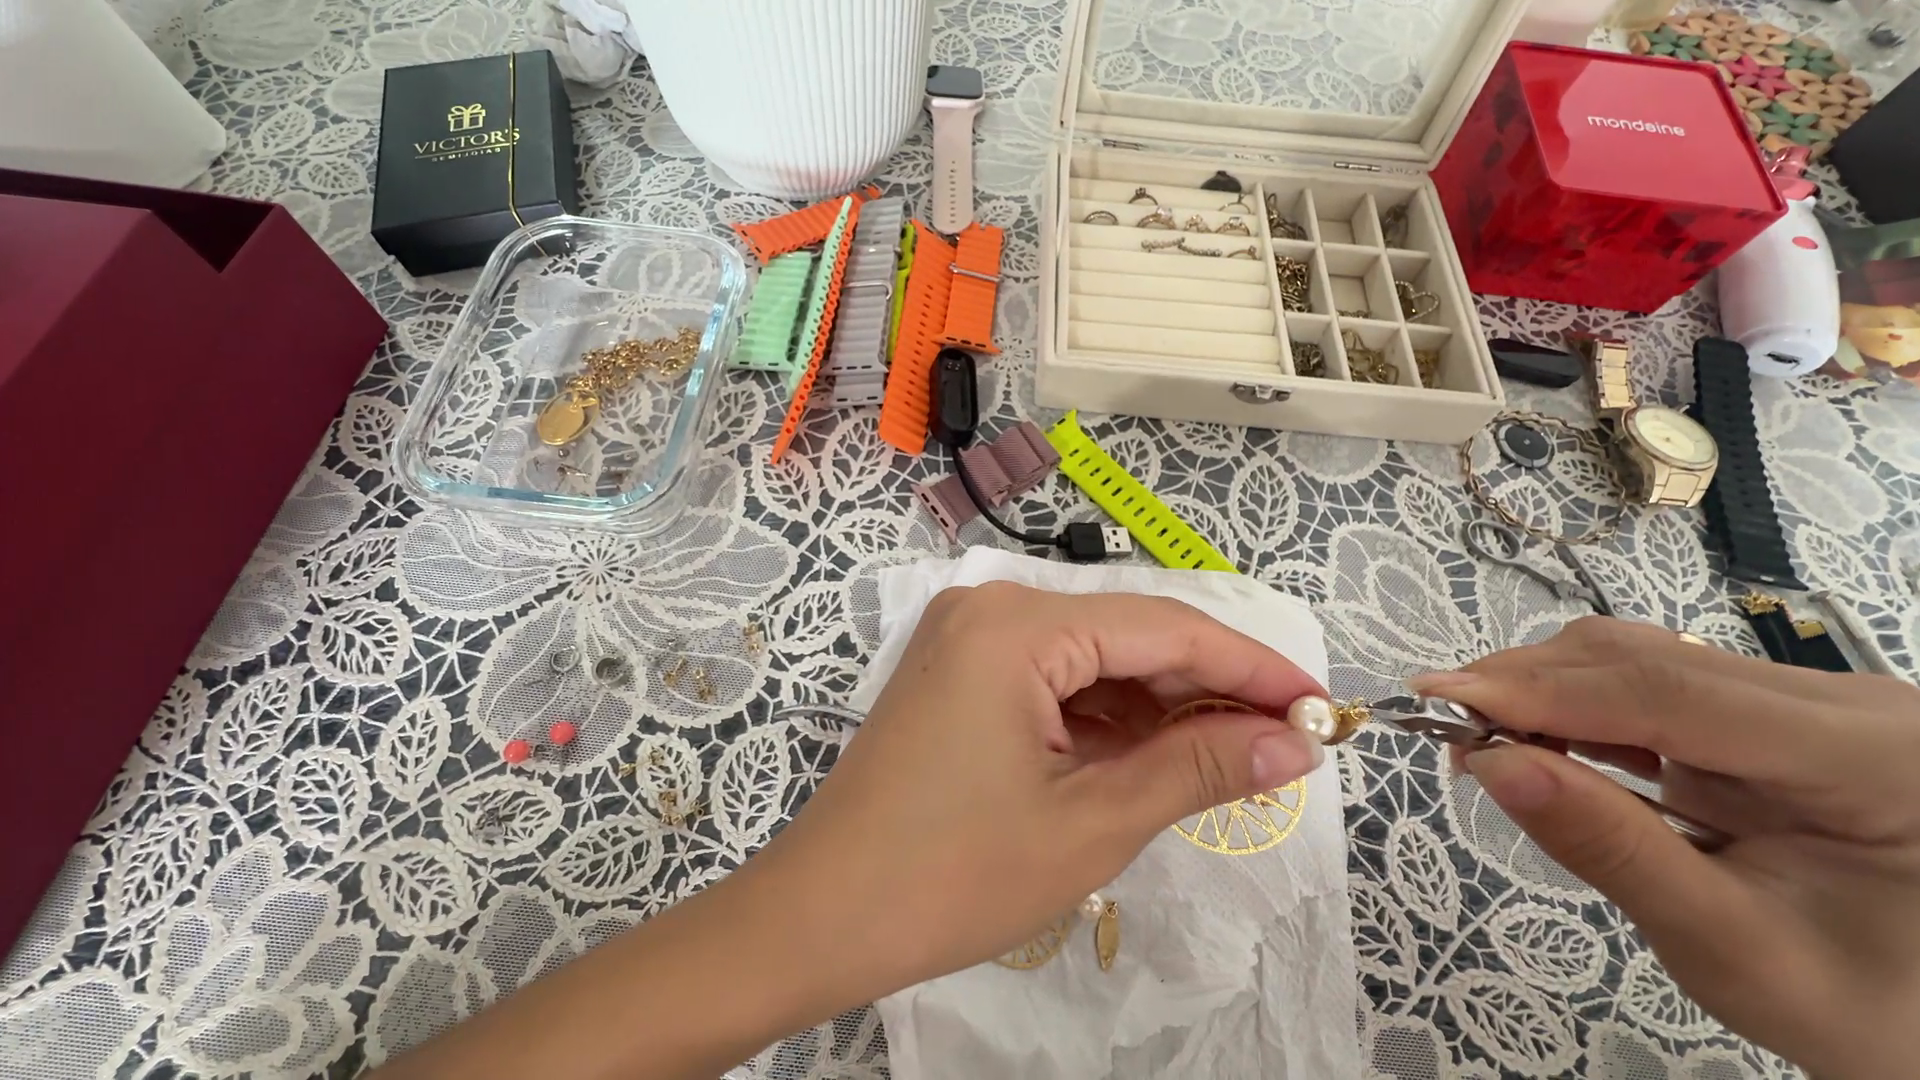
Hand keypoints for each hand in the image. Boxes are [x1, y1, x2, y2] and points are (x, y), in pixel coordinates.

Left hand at [761, 580, 1327, 989]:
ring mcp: (968, 637)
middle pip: (1128, 635)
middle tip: (1286, 741)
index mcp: (1016, 625)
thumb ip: (1200, 767)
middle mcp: (991, 607)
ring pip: (1093, 658)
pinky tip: (1153, 752)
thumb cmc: (955, 874)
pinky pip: (1053, 678)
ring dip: (1160, 705)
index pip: (1165, 628)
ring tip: (1231, 754)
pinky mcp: (959, 671)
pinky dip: (1106, 715)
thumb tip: (1293, 742)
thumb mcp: (1093, 822)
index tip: (1321, 705)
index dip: (1252, 666)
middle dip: (1207, 688)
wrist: (825, 915)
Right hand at [1412, 617, 1919, 1079]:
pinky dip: (1572, 708)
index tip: (1435, 696)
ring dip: (1541, 690)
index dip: (1540, 688)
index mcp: (1873, 759)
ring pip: (1637, 661)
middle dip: (1527, 685)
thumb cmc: (1858, 1006)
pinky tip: (1531, 737)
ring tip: (1481, 738)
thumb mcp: (1732, 951)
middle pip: (1646, 661)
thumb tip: (1492, 762)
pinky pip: (1648, 688)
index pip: (1669, 692)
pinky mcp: (1764, 717)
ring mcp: (1803, 704)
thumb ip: (1612, 850)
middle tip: (1445, 731)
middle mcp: (1843, 704)